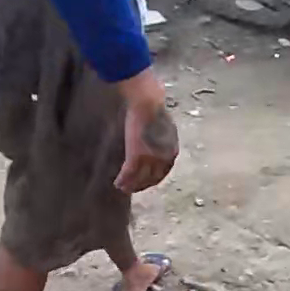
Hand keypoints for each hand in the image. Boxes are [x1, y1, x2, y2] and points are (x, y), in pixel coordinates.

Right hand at [112, 67, 177, 192]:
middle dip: (141, 185)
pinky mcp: (136, 156)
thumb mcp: (163, 126)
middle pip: (152, 179)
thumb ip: (161, 136)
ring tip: (122, 188)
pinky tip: (117, 183)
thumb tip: (156, 135)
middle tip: (131, 189)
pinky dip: (122, 180)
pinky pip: (128, 173)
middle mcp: (163, 159)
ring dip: (130, 185)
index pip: (163, 171)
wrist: (147, 101)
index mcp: (172, 151)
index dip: (152, 179)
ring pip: (139, 179)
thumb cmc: (154, 107)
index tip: (144, 182)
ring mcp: (150, 158)